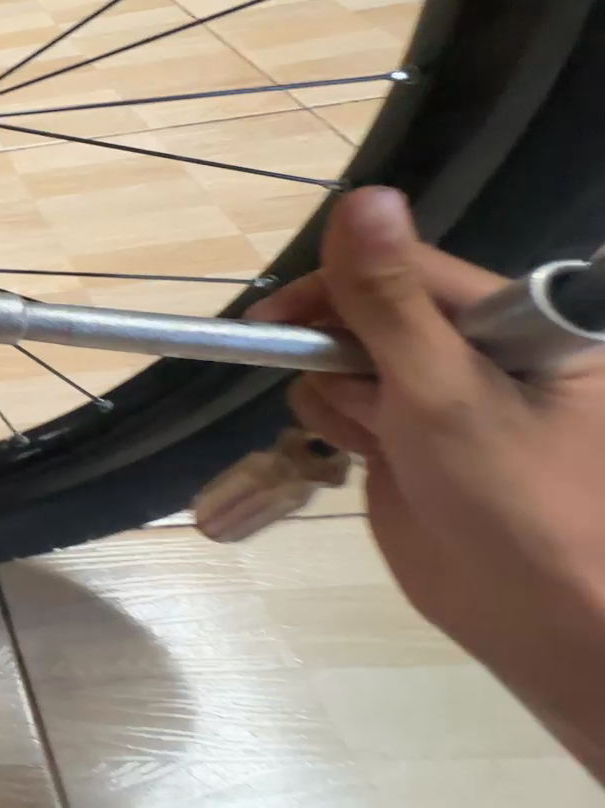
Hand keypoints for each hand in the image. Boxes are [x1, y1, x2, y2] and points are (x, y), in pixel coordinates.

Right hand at [251, 188, 604, 773]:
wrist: (543, 620)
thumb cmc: (518, 498)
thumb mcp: (444, 389)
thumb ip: (388, 298)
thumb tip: (364, 195)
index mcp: (519, 325)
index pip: (403, 269)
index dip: (335, 287)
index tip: (273, 321)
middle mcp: (477, 350)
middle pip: (361, 313)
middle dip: (337, 353)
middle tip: (353, 398)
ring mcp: (437, 393)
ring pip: (339, 361)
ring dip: (338, 397)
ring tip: (379, 442)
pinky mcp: (403, 433)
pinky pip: (338, 401)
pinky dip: (336, 424)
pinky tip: (367, 455)